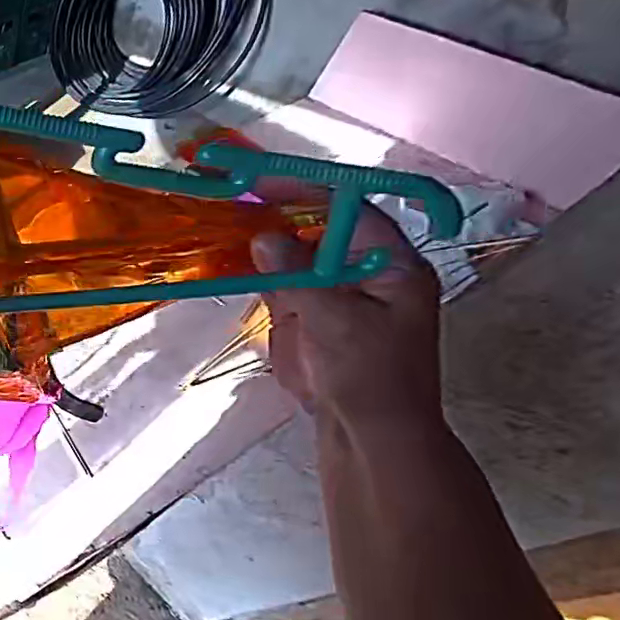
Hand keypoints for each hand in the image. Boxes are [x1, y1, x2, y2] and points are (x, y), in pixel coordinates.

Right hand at [250, 197, 443, 426]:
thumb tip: (263, 237)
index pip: (349, 210)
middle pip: (319, 228)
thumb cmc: (369, 378)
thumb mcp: (336, 323)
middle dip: (279, 214)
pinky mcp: (312, 314)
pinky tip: (232, 260)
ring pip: (297, 255)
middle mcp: (364, 270)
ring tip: (227, 220)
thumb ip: (297, 277)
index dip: (307, 191)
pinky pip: (283, 283)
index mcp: (392, 265)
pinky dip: (259, 272)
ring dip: (264, 241)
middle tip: (236, 199)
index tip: (264, 183)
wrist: (368, 437)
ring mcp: (336, 293)